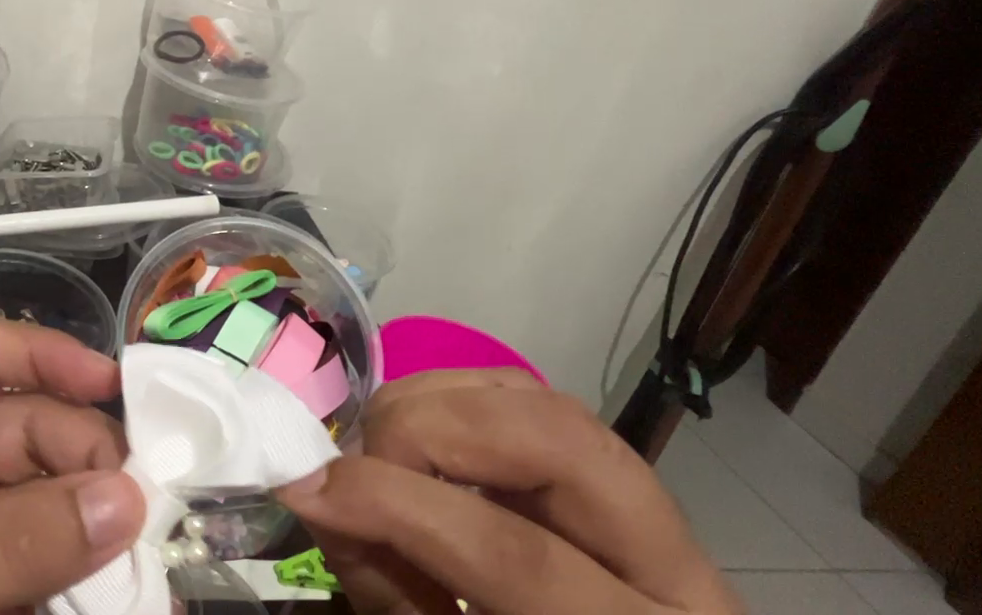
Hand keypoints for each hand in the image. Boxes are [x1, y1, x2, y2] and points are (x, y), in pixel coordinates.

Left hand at [0, 321, 145, 614]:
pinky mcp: (12, 601)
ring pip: (62, 499)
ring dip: (108, 516)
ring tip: (154, 551)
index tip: (111, 383)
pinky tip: (138, 590)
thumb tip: (125, 496)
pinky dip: (105, 575)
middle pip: (34, 428)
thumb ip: (4, 546)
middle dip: (87, 451)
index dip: (40, 353)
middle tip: (140, 503)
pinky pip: (68, 568)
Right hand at [277, 370, 740, 614]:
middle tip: (354, 470)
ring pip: (535, 396)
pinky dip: (449, 397)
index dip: (399, 508)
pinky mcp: (606, 464)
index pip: (519, 556)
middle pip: (551, 438)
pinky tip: (418, 440)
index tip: (307, 488)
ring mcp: (650, 502)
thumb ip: (387, 588)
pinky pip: (522, 393)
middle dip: (424, 432)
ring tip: (380, 456)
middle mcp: (675, 564)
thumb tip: (317, 495)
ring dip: (430, 405)